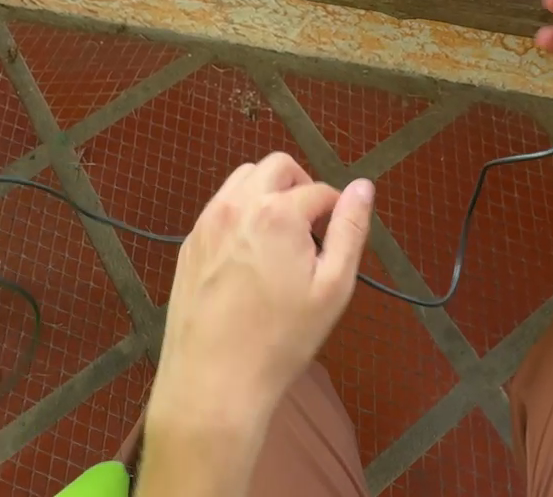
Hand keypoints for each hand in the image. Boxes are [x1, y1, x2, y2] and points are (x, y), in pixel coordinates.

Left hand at [147, 153, 373, 442]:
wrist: (212, 385)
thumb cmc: (281, 340)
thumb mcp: (332, 287)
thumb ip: (350, 229)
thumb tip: (362, 187)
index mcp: (278, 213)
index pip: (320, 190)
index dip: (335, 211)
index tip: (334, 241)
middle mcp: (239, 205)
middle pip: (278, 166)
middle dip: (301, 186)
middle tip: (309, 228)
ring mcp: (208, 222)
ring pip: (244, 178)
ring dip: (268, 191)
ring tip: (279, 236)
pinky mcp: (189, 243)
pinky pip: (220, 206)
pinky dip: (241, 212)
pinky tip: (248, 254)